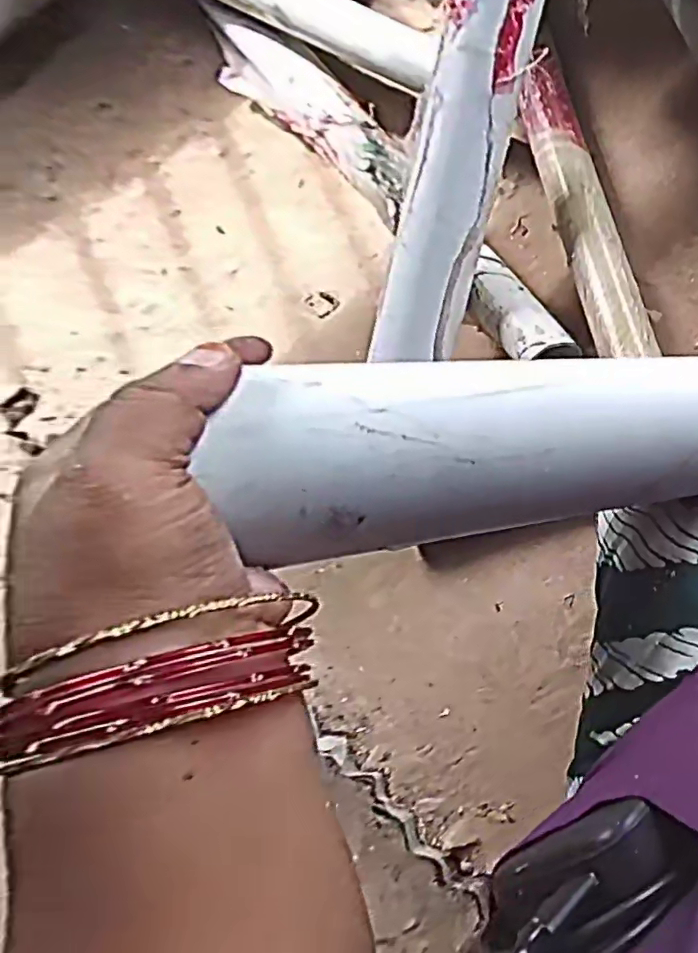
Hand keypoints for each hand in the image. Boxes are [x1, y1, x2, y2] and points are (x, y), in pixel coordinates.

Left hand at [7, 338, 279, 674]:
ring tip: (304, 429)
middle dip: (230, 402)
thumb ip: (155, 411)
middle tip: (279, 386)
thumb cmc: (120, 589)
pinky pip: (272, 504)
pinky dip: (294, 486)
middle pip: (186, 431)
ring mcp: (186, 529)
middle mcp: (125, 502)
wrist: (177, 659)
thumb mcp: (116, 478)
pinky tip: (311, 484)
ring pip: (232, 468)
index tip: (248, 351)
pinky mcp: (240, 552)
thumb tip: (207, 360)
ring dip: (267, 446)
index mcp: (73, 476)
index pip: (137, 400)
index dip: (193, 368)